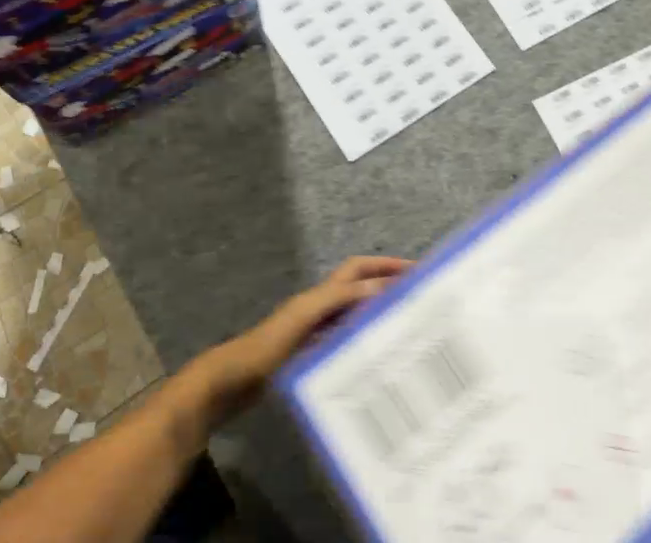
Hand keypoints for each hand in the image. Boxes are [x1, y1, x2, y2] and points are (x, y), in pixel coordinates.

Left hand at [184, 256, 411, 425]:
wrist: (230, 384)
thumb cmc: (265, 348)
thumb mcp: (302, 319)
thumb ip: (337, 300)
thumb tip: (380, 288)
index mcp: (318, 295)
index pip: (357, 270)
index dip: (385, 265)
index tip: (417, 270)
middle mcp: (318, 309)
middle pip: (358, 290)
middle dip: (387, 288)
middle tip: (420, 300)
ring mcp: (314, 335)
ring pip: (353, 317)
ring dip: (379, 316)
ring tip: (409, 328)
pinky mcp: (310, 358)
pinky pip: (345, 343)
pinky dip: (364, 343)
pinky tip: (379, 359)